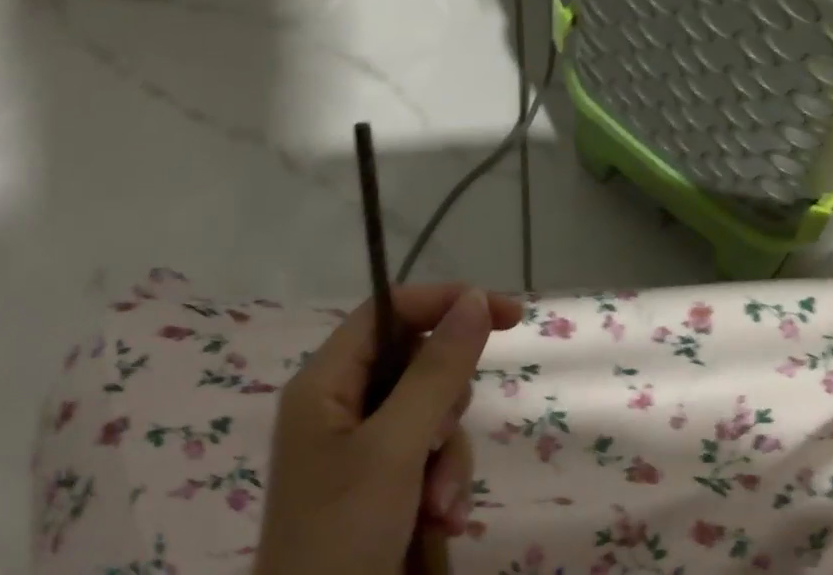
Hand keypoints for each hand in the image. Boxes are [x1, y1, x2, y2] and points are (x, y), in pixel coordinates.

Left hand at [253, 284, 523, 573]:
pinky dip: (443, 487)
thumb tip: (474, 298)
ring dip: (448, 461)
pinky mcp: (381, 486)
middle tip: (442, 440)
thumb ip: (437, 370)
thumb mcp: (395, 449)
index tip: (507, 314)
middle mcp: (341, 406)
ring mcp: (361, 449)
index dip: (446, 302)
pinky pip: (430, 459)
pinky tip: (441, 523)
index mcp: (325, 383)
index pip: (390, 310)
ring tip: (439, 508)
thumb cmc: (342, 533)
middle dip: (446, 408)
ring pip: (432, 417)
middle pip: (418, 366)